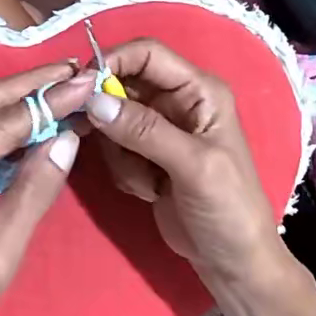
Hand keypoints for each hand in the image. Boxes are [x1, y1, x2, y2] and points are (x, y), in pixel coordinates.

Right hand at [83, 38, 285, 285]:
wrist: (232, 261)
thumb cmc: (228, 208)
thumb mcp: (193, 166)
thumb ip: (145, 131)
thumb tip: (94, 100)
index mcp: (199, 90)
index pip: (148, 54)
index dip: (114, 61)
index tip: (82, 88)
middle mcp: (177, 101)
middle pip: (123, 84)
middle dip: (109, 113)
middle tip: (102, 141)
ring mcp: (159, 129)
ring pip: (113, 119)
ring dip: (120, 152)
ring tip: (148, 180)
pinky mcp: (145, 156)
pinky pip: (114, 148)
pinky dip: (123, 169)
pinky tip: (149, 190)